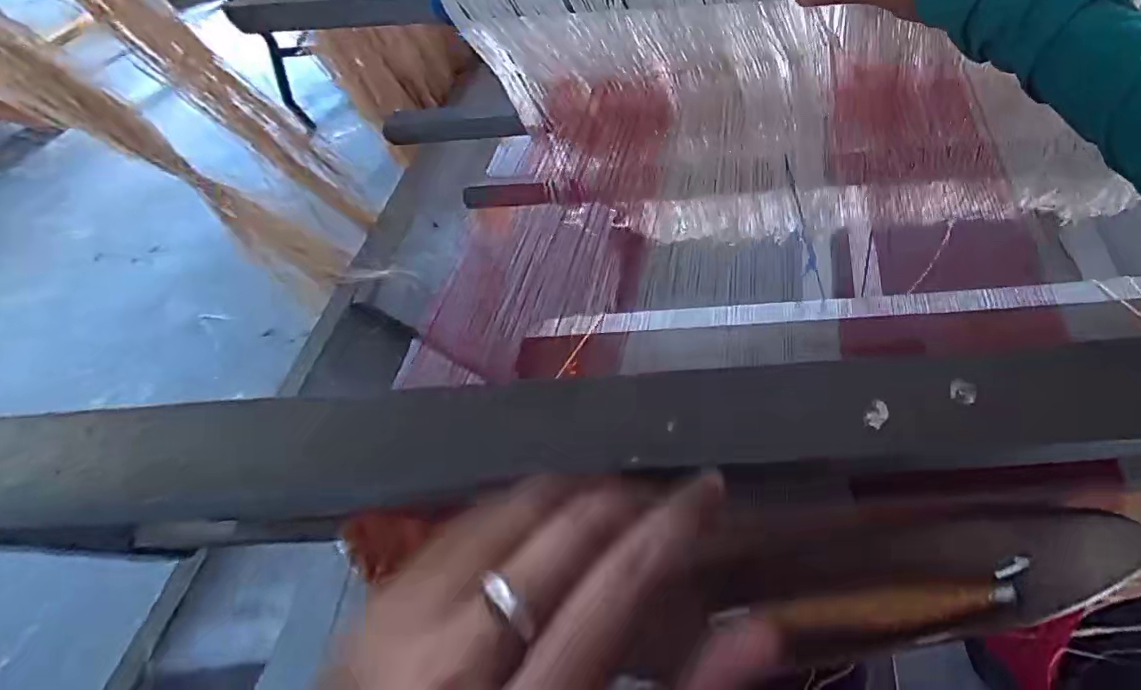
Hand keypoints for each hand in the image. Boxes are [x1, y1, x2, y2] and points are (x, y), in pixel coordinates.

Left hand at [330, 473, 777, 689]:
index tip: (711, 488)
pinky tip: (551, 530)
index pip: (617, 580)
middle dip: (633, 500)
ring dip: (582, 496)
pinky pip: (474, 514)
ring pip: (522, 501)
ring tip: (616, 515)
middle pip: (571, 524)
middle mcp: (449, 651)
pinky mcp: (378, 599)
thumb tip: (762, 632)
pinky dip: (527, 508)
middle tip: (667, 506)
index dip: (675, 523)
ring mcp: (400, 616)